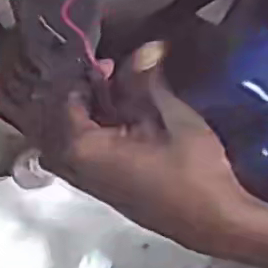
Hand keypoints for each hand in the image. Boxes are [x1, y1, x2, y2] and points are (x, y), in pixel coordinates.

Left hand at [48, 42, 265, 255]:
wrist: (208, 220)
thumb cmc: (193, 170)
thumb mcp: (171, 118)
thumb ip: (147, 84)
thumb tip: (146, 47)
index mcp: (78, 147)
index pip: (65, 101)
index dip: (85, 78)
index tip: (109, 63)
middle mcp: (67, 164)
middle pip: (59, 119)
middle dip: (80, 95)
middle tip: (109, 76)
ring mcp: (77, 177)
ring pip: (65, 136)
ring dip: (83, 113)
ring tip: (113, 94)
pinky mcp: (92, 184)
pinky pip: (76, 150)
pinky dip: (87, 131)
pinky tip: (114, 119)